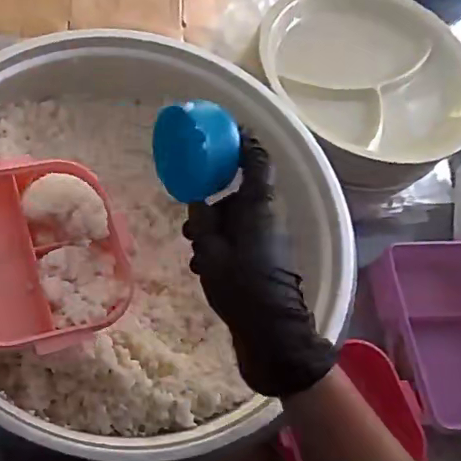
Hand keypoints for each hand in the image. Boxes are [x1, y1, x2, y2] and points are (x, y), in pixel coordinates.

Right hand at [183, 134, 337, 397]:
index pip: (256, 159)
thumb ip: (202, 220)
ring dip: (214, 225)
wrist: (270, 329)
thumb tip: (198, 202)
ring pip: (237, 217)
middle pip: (241, 192)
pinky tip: (203, 264)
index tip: (225, 131)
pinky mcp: (267, 255)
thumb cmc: (240, 286)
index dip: (243, 141)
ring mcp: (270, 235)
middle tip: (191, 214)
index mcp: (257, 205)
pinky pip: (241, 236)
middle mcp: (268, 215)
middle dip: (214, 199)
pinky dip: (222, 242)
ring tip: (194, 247)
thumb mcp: (209, 250)